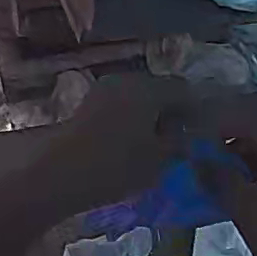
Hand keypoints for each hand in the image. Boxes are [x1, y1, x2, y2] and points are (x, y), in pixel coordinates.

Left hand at [36, 73, 193, 210]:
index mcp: (148, 88)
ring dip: (148, 116)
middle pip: (158, 90)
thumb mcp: (158, 160)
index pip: (183, 90)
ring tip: (151, 147)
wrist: (59, 176)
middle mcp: (126, 79)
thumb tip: (187, 133)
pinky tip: (128, 144)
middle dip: (170, 112)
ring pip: (137, 97)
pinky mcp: (87, 104)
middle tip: (175, 143)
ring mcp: (103, 90)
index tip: (197, 136)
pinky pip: (118, 106)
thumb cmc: (115, 167)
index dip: (195, 111)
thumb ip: (179, 142)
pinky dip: (128, 120)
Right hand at [189, 92, 256, 255]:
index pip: (256, 123)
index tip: (205, 138)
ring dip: (252, 162)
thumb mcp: (241, 205)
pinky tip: (251, 194)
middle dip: (238, 147)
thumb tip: (198, 158)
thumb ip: (218, 175)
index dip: (227, 126)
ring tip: (228, 181)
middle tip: (213, 163)